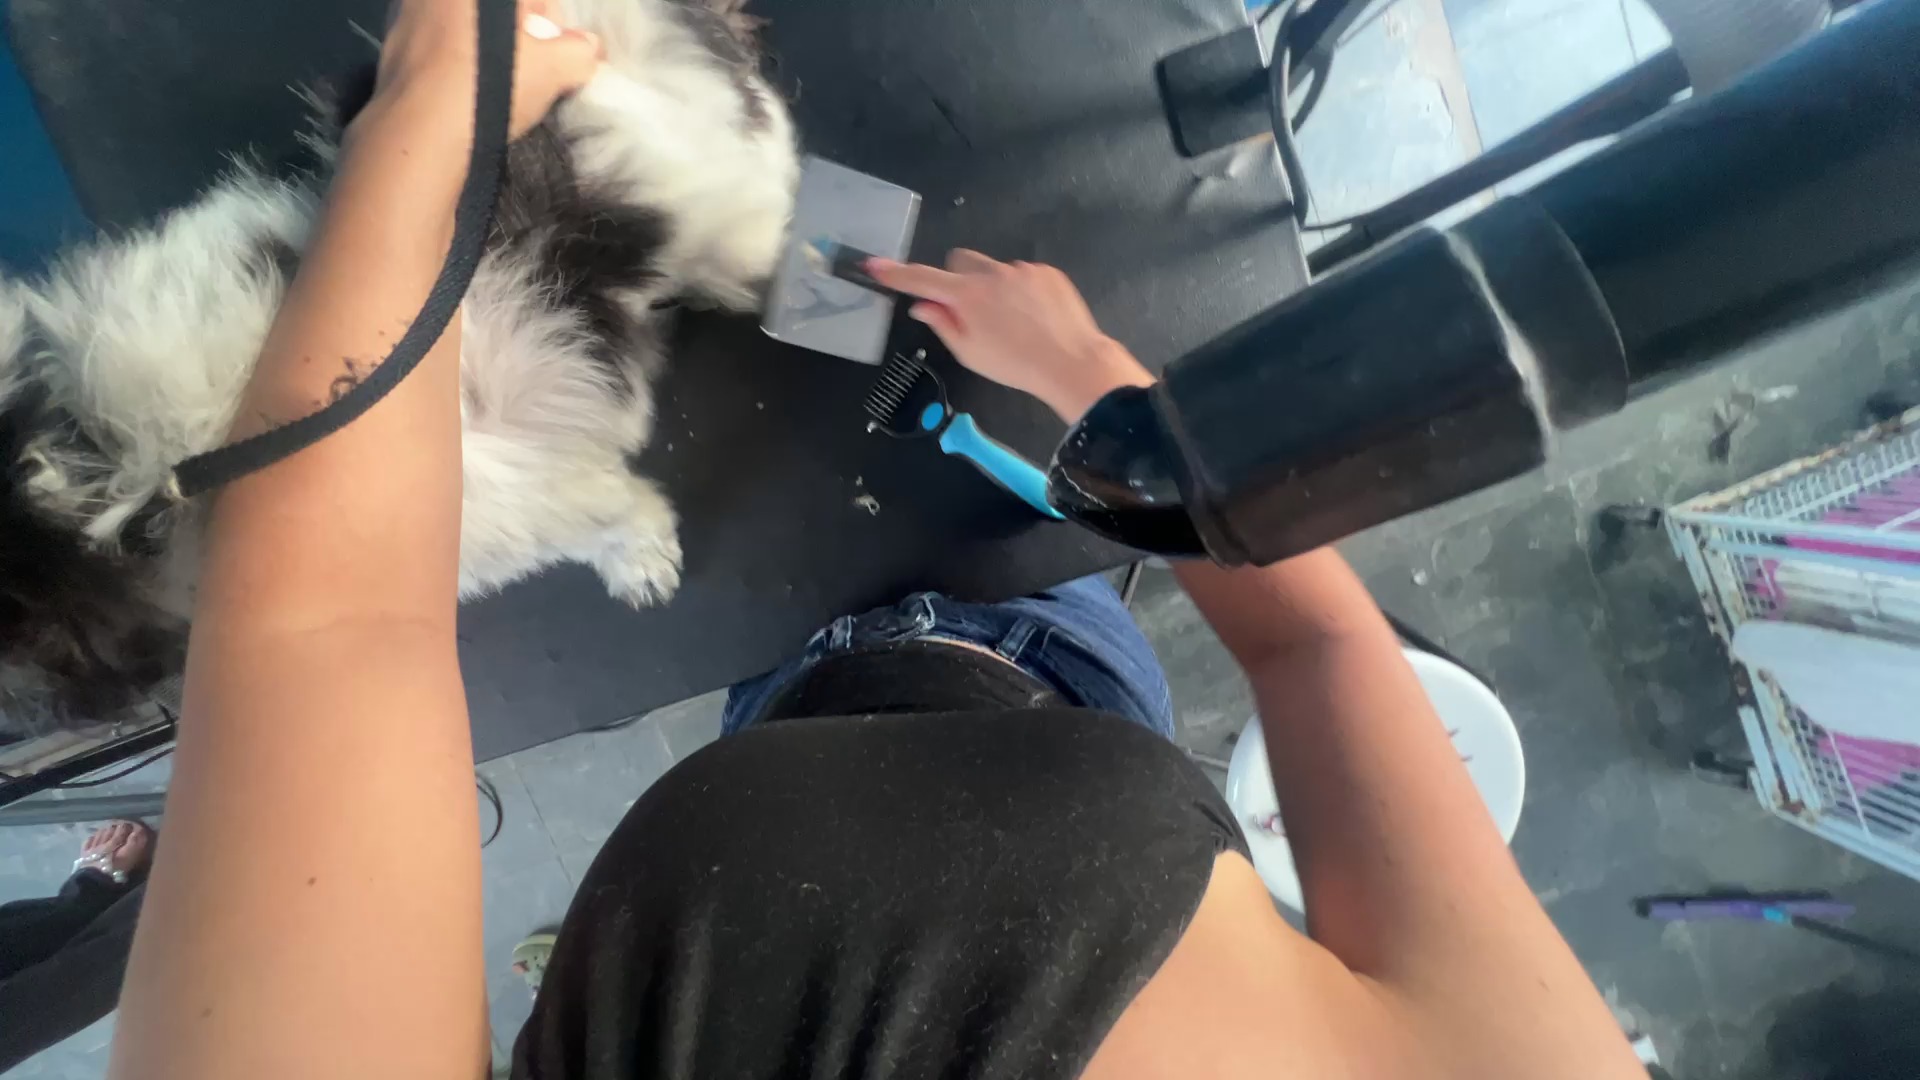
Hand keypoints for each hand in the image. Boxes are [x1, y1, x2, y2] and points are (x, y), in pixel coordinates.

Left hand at [368, 0, 603, 141]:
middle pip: (503, 13)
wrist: (422, 126)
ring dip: (490, 51)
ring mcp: (413, 6)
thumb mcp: (553, 71)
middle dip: (521, 40)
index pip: (540, 1)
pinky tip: (465, 90)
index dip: (555, 33)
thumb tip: (589, 45)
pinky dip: (458, 59)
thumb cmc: (491, 87)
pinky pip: (442, 40)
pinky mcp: (396, 34)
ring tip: (495, 89)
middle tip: (528, 79)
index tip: (556, 64)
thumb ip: (579, 52)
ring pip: (473, 27)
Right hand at [867, 250, 1154, 421]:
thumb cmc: (1015, 365)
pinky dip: (1021, 291)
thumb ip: (943, 324)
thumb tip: (923, 306)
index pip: (923, 279)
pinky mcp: (1046, 271)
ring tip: (1012, 322)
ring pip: (994, 270)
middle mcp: (992, 274)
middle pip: (960, 262)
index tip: (874, 265)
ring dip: (993, 288)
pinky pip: (1023, 274)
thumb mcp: (970, 353)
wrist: (1071, 362)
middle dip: (958, 280)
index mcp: (967, 296)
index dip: (896, 274)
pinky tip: (1034, 317)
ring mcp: (1022, 269)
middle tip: (969, 311)